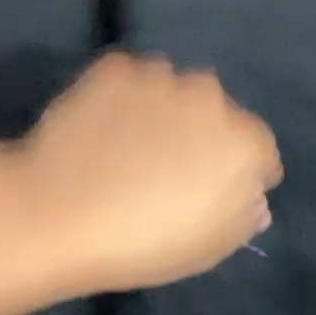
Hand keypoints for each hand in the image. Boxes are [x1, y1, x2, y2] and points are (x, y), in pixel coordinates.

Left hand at [10, 52, 280, 292]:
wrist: (57, 214)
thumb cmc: (142, 243)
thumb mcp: (209, 247)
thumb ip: (243, 213)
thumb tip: (251, 194)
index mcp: (244, 142)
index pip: (258, 150)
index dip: (236, 172)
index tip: (209, 190)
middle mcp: (209, 95)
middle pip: (214, 112)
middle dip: (199, 132)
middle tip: (165, 166)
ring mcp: (159, 76)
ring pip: (170, 89)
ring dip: (160, 109)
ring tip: (125, 146)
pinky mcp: (114, 67)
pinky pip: (129, 79)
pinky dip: (121, 98)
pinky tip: (100, 128)